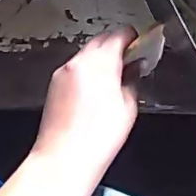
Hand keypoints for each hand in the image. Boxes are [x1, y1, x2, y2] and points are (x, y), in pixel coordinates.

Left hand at [33, 27, 139, 180]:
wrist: (63, 159)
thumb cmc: (96, 139)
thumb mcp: (128, 107)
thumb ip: (133, 80)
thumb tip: (135, 70)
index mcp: (100, 63)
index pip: (119, 35)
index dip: (133, 37)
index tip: (141, 42)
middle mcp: (79, 62)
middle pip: (101, 40)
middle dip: (117, 45)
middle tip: (132, 57)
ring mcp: (64, 72)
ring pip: (86, 53)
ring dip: (101, 57)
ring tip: (116, 76)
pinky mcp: (55, 84)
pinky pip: (75, 67)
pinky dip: (87, 70)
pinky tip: (97, 89)